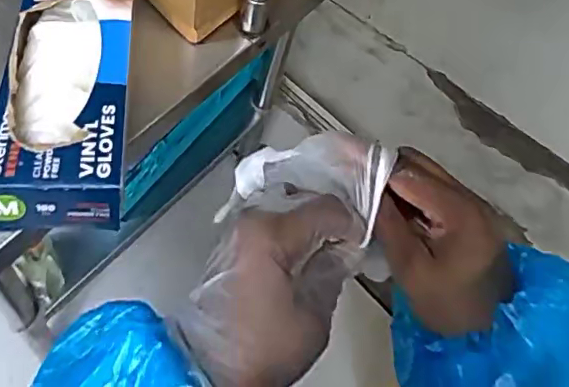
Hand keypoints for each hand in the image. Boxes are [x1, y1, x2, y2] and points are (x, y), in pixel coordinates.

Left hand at [179, 195, 363, 386]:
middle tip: (348, 238)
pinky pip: (269, 220)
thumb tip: (342, 250)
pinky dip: (289, 229)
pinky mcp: (231, 240)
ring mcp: (238, 227)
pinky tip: (303, 249)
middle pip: (303, 198)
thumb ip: (332, 273)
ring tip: (328, 243)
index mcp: (270, 232)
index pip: (324, 207)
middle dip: (329, 217)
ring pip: (286, 206)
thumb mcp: (311, 320)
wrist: (206, 371)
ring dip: (308, 221)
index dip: (350, 221)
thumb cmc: (258, 351)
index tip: (362, 238)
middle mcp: (251, 219)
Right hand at [372, 148, 514, 336]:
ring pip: (427, 171)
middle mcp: (468, 194)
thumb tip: (369, 190)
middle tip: (366, 193)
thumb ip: (389, 227)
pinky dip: (415, 191)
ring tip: (380, 204)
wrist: (497, 331)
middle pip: (419, 164)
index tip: (354, 181)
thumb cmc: (452, 306)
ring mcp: (472, 199)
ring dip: (402, 181)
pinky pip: (436, 185)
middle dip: (388, 172)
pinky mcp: (472, 208)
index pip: (409, 173)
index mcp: (458, 209)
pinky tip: (401, 212)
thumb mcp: (412, 273)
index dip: (378, 174)